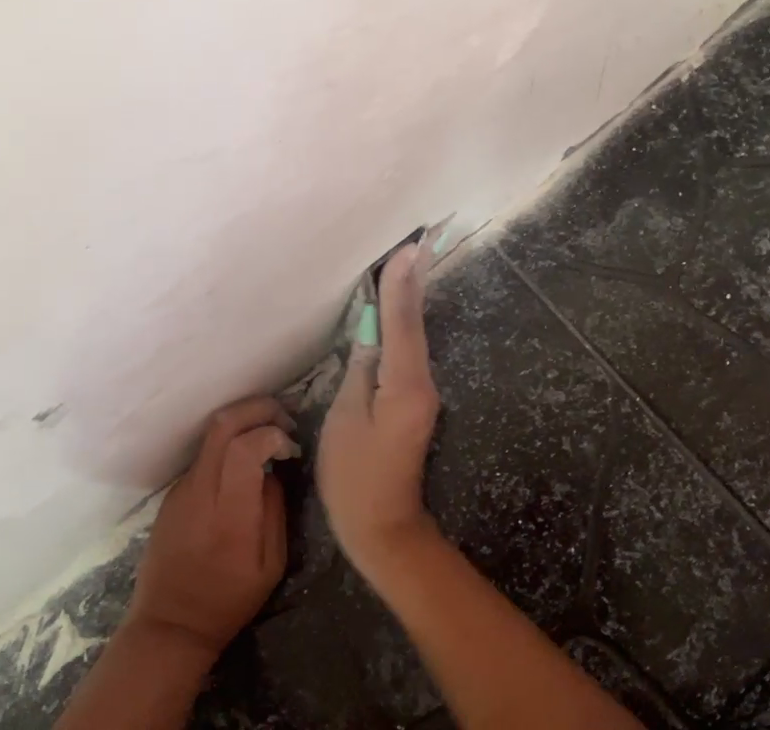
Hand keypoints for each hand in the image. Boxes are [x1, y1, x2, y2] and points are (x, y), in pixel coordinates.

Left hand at [126, 396, 296, 658]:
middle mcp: (200, 492)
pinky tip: (245, 463)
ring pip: (211, 435)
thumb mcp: (271, 564)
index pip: (245, 446)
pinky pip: (204, 456)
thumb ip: (275, 510)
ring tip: (270, 434)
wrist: (170, 624)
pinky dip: (229, 445)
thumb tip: (274, 471)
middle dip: (258, 409)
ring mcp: (181, 490)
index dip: (273, 433)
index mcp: (229, 513)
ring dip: (244, 422)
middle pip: (223, 425)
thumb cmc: (228, 600)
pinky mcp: (172, 494)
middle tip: (285, 418)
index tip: (291, 448)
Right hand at [318, 243, 441, 574]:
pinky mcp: (416, 403)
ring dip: (407, 301)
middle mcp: (423, 382)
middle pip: (414, 324)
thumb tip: (371, 332)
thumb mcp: (346, 419)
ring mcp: (423, 393)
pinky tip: (396, 310)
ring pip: (413, 337)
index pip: (402, 323)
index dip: (400, 284)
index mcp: (406, 384)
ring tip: (403, 263)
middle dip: (410, 283)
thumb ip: (360, 369)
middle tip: (414, 242)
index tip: (406, 248)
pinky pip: (408, 354)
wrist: (383, 526)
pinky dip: (402, 326)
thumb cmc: (355, 476)